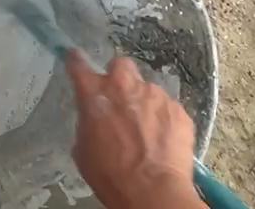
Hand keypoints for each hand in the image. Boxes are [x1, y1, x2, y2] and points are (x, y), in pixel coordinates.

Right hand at [66, 50, 200, 208]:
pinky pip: (168, 109)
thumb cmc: (111, 176)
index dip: (76, 61)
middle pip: (120, 65)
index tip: (76, 61)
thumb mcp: (84, 151)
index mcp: (94, 92)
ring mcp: (154, 94)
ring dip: (145, 104)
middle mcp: (123, 84)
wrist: (153, 194)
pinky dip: (165, 120)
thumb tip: (94, 119)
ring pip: (148, 89)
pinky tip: (164, 142)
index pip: (78, 63)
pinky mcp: (178, 109)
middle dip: (120, 78)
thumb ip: (87, 123)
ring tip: (148, 132)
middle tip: (121, 100)